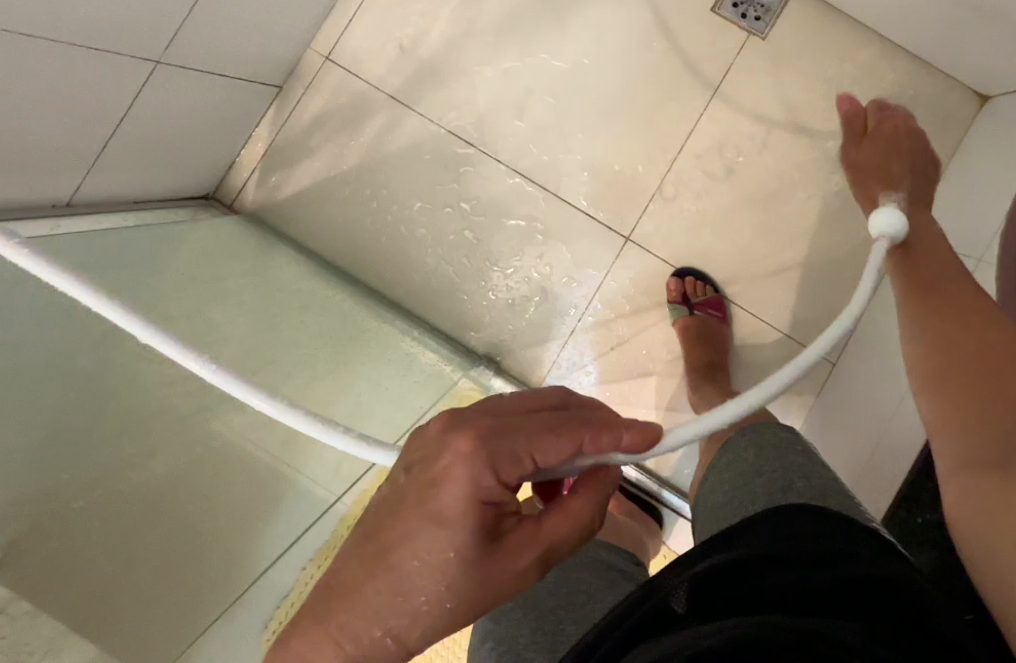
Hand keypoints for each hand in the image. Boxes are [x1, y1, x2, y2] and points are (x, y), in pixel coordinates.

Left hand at [268, 388, 662, 662]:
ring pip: (525, 407)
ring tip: (575, 481)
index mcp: (480, 450)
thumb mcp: (525, 562)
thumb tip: (610, 471)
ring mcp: (443, 423)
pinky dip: (528, 438)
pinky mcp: (433, 435)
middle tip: (624, 455)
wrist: (359, 611)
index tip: (655, 435)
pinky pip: (498, 419)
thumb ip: (580, 512)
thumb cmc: (442, 593)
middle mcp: (461, 420)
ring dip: (561, 432)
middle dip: (592, 424)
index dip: (616, 431)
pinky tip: (535, 481)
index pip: (566, 428)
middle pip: (548, 404)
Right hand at [835, 93, 940, 217]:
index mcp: (890, 119)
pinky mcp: (933, 161)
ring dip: (896, 140)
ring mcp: (925, 144)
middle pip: (893, 115)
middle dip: (881, 127)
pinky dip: (908, 155)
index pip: (874, 105)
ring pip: (907, 132)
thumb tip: (846, 95)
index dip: (863, 122)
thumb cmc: (870, 181)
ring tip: (884, 165)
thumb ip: (850, 121)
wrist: (902, 214)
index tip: (859, 144)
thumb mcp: (851, 151)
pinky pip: (917, 149)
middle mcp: (912, 125)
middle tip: (869, 153)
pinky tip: (899, 174)